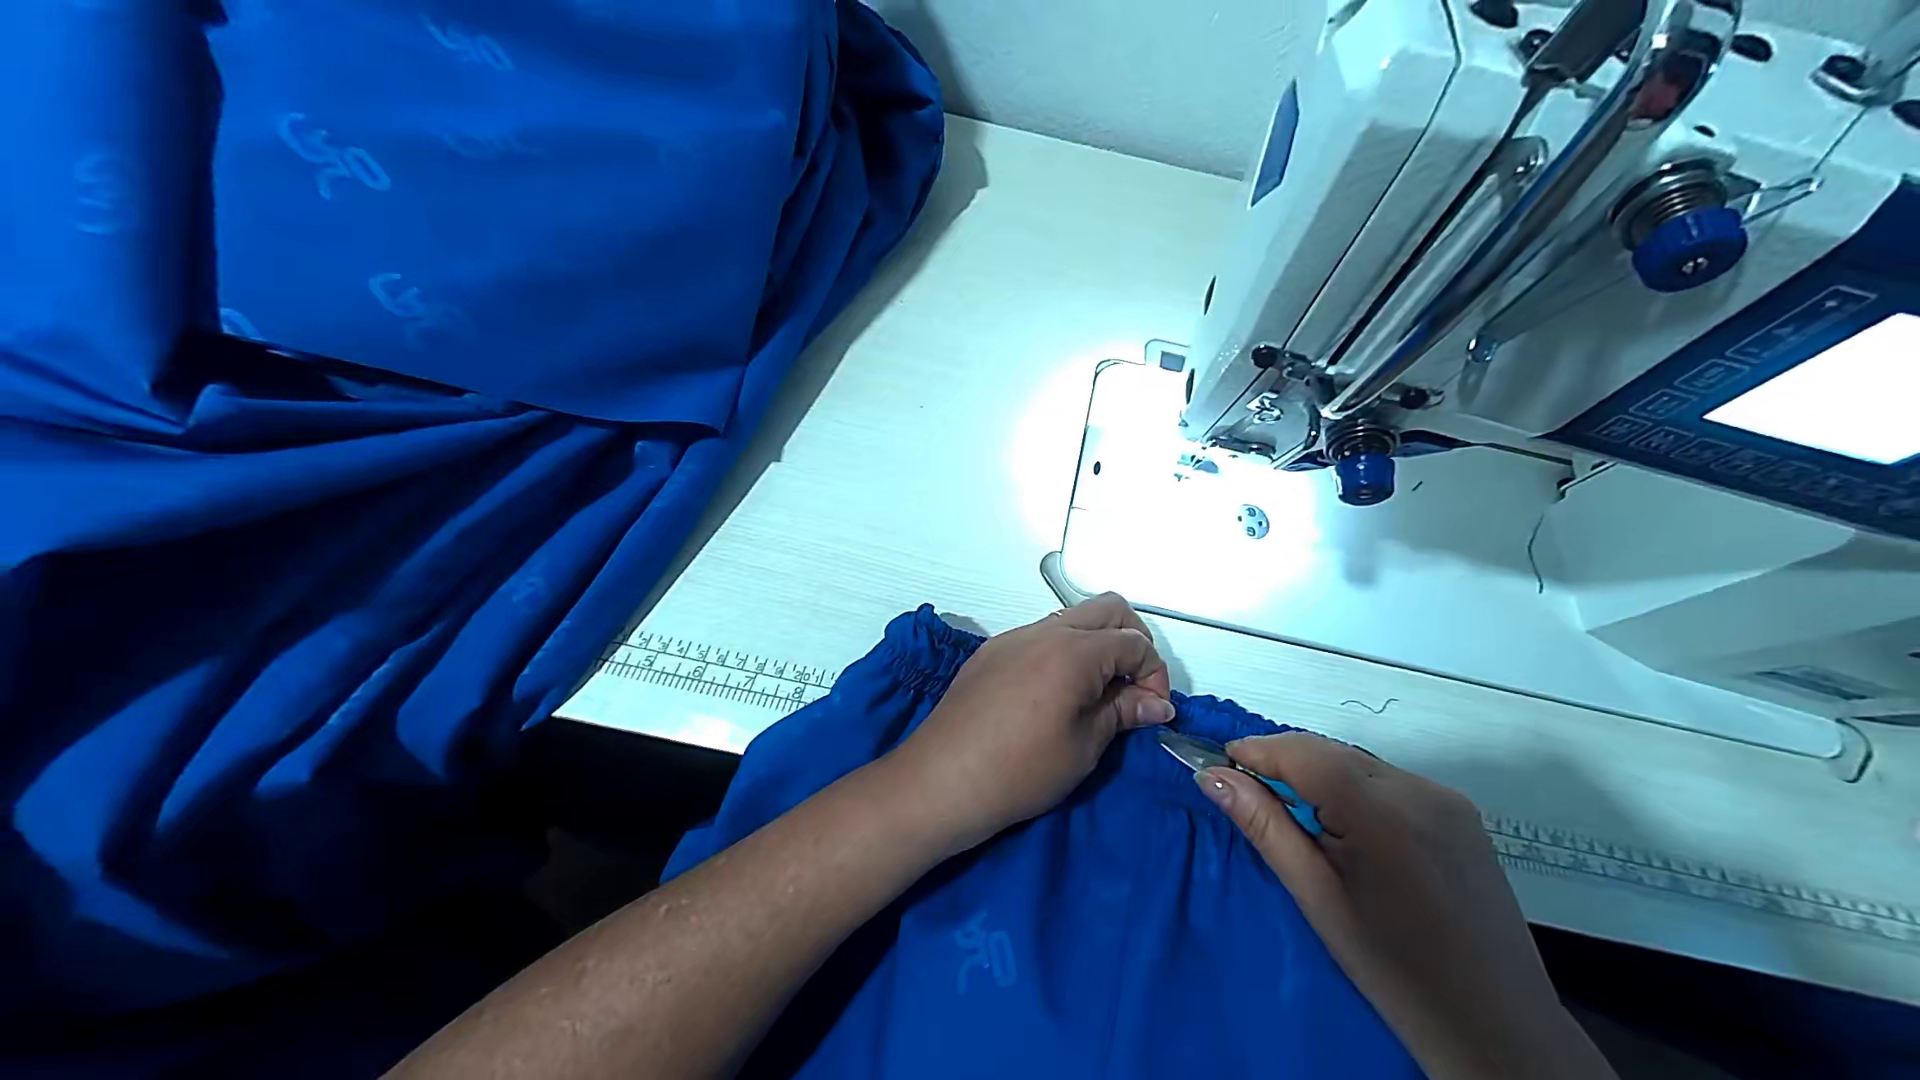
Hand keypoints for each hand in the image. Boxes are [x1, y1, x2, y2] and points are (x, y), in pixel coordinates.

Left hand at [883, 593, 1173, 855]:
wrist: (942, 779)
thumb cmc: (1019, 770)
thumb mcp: (1084, 747)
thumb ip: (1122, 712)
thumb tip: (1156, 703)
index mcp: (1073, 651)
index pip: (1134, 642)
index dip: (1154, 675)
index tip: (1151, 711)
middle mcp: (1043, 632)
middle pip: (1108, 610)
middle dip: (1132, 642)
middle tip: (1133, 689)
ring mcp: (1013, 637)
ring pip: (1072, 618)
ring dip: (1096, 643)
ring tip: (1097, 693)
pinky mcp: (992, 652)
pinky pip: (1040, 634)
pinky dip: (1063, 650)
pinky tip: (1057, 692)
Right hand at [1200, 733, 1616, 1079]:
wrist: (1498, 1028)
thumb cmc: (1391, 966)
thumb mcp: (1315, 896)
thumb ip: (1263, 825)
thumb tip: (1211, 775)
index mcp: (1381, 812)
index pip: (1301, 752)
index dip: (1254, 752)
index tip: (1219, 769)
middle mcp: (1418, 789)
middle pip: (1328, 751)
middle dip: (1282, 763)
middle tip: (1250, 797)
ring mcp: (1444, 797)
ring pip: (1355, 762)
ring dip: (1315, 774)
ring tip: (1296, 818)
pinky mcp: (1459, 812)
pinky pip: (1385, 780)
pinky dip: (1351, 788)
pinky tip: (1346, 827)